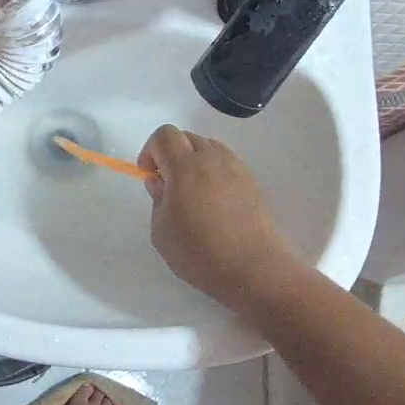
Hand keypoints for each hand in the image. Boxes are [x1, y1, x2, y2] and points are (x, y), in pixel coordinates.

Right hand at [137, 125, 301, 307]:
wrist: (256, 269)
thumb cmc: (200, 252)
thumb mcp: (162, 231)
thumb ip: (157, 199)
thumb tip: (160, 182)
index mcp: (186, 167)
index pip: (165, 135)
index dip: (150, 150)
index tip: (149, 175)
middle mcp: (213, 160)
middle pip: (187, 137)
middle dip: (171, 154)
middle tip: (167, 185)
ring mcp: (237, 169)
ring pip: (209, 148)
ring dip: (193, 161)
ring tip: (190, 194)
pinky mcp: (252, 184)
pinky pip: (226, 164)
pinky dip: (213, 173)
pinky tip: (211, 204)